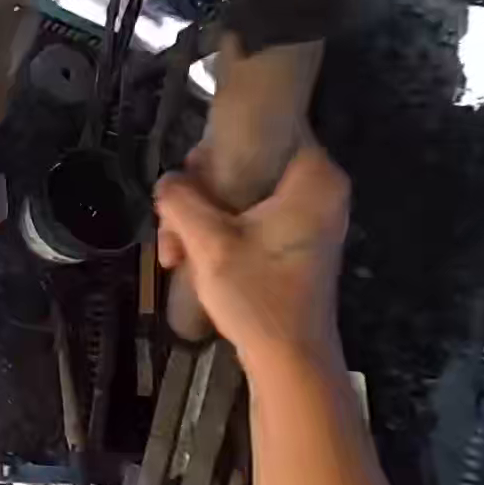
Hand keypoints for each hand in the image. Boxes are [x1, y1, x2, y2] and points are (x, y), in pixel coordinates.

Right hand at [155, 138, 349, 367]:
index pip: (263, 128)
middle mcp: (316, 189)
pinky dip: (213, 230)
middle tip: (172, 225)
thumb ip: (179, 199)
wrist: (287, 356)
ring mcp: (304, 215)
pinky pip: (243, 215)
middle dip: (197, 193)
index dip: (217, 146)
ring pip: (235, 192)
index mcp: (311, 179)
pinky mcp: (290, 237)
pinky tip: (186, 255)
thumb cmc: (256, 294)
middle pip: (243, 162)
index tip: (189, 176)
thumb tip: (168, 181)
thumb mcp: (206, 241)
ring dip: (197, 217)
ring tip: (173, 250)